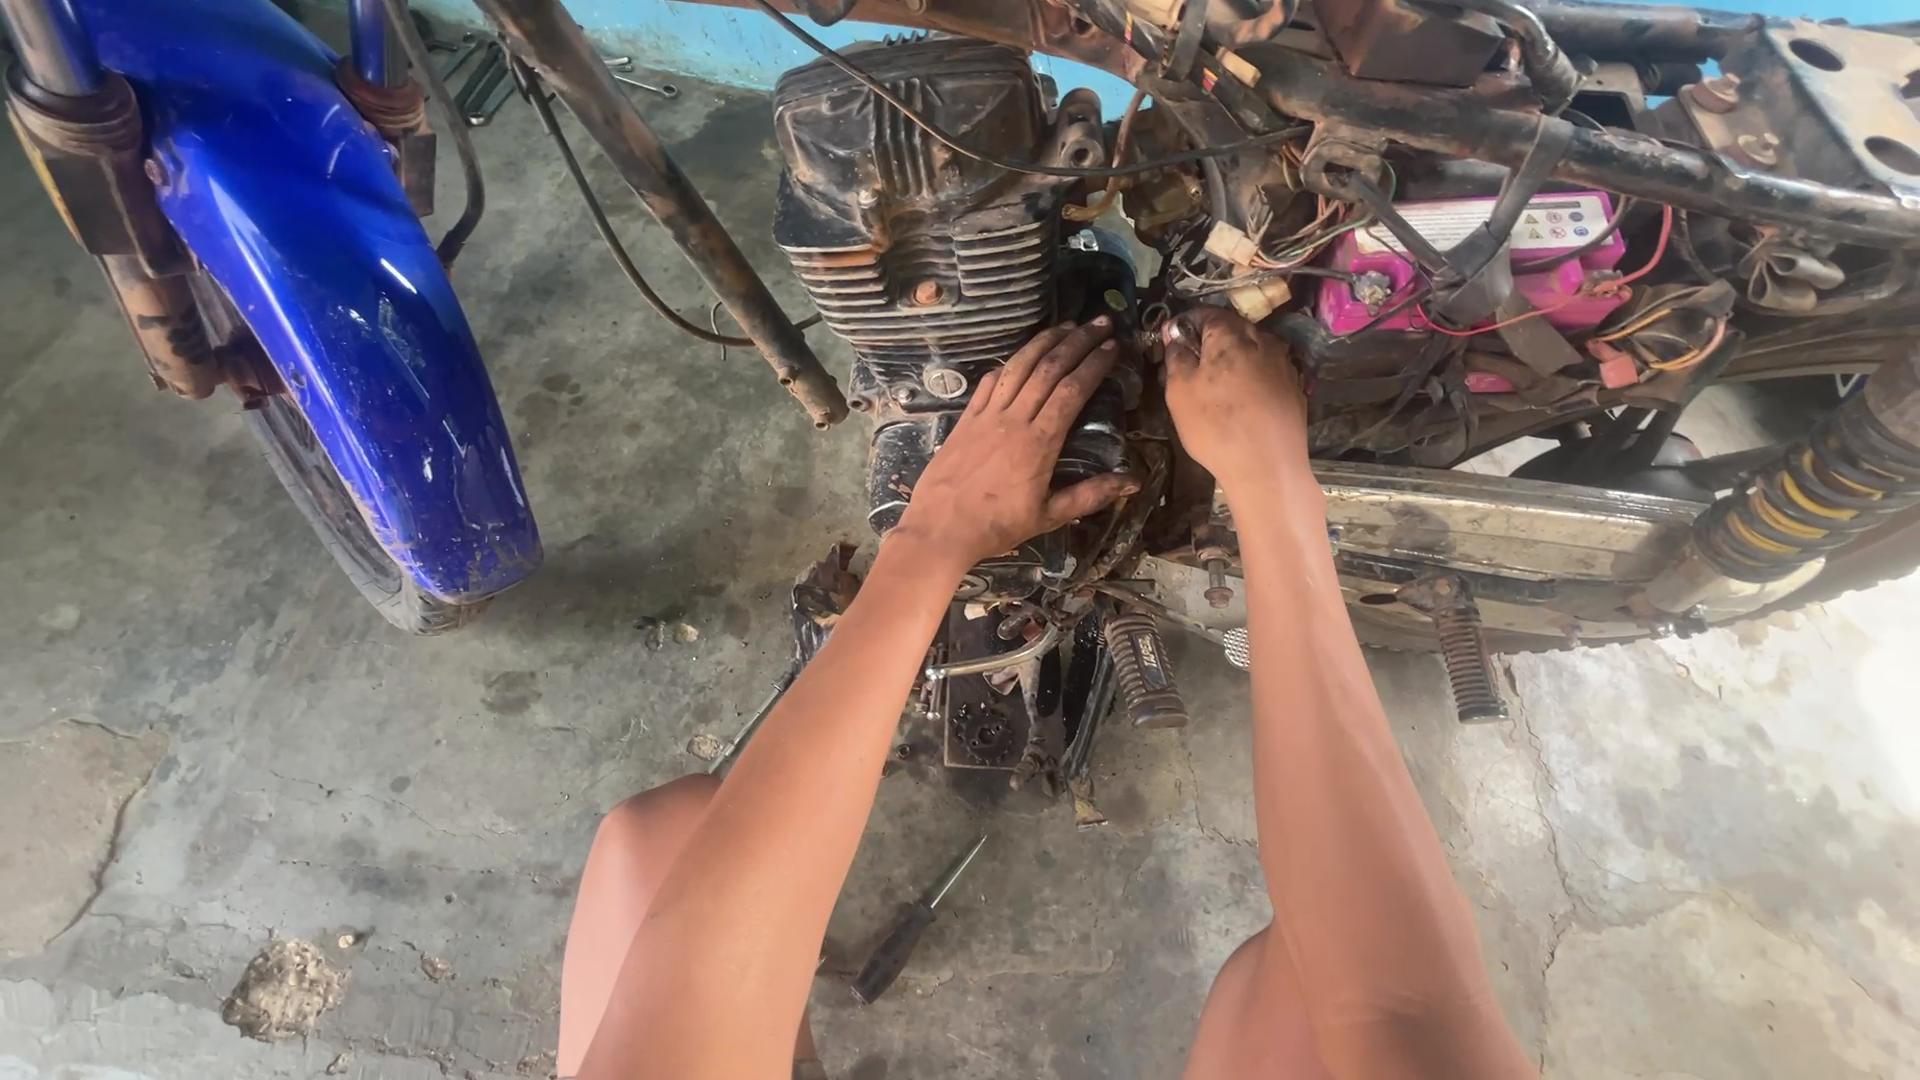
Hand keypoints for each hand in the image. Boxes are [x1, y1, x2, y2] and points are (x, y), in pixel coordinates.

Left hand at [893, 318, 1140, 570]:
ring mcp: (986, 415)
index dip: (1094, 364)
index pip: (1072, 390)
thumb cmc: (995, 527)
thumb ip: (1090, 496)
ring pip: (1018, 367)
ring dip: (1043, 342)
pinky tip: (1020, 356)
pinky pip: (989, 382)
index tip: (1112, 346)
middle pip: (1048, 368)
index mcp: (1039, 442)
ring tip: (1066, 326)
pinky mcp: (965, 419)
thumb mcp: (1048, 517)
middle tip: (1100, 323)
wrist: (939, 529)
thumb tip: (1132, 482)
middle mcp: (1013, 419)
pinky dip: (1009, 364)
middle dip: (1077, 342)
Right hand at [1160, 307, 1310, 494]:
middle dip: (1212, 338)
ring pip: (1253, 348)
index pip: (1206, 313)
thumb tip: (1174, 334)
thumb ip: (1176, 357)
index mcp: (1230, 336)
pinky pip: (1267, 369)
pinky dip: (1252, 374)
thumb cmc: (1216, 427)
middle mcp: (1262, 341)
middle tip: (1193, 363)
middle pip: (1233, 328)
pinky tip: (1243, 398)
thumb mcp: (1180, 393)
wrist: (1268, 467)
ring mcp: (1283, 363)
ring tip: (1219, 382)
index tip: (1173, 339)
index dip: (1186, 323)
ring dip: (1234, 356)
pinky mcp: (1294, 386)